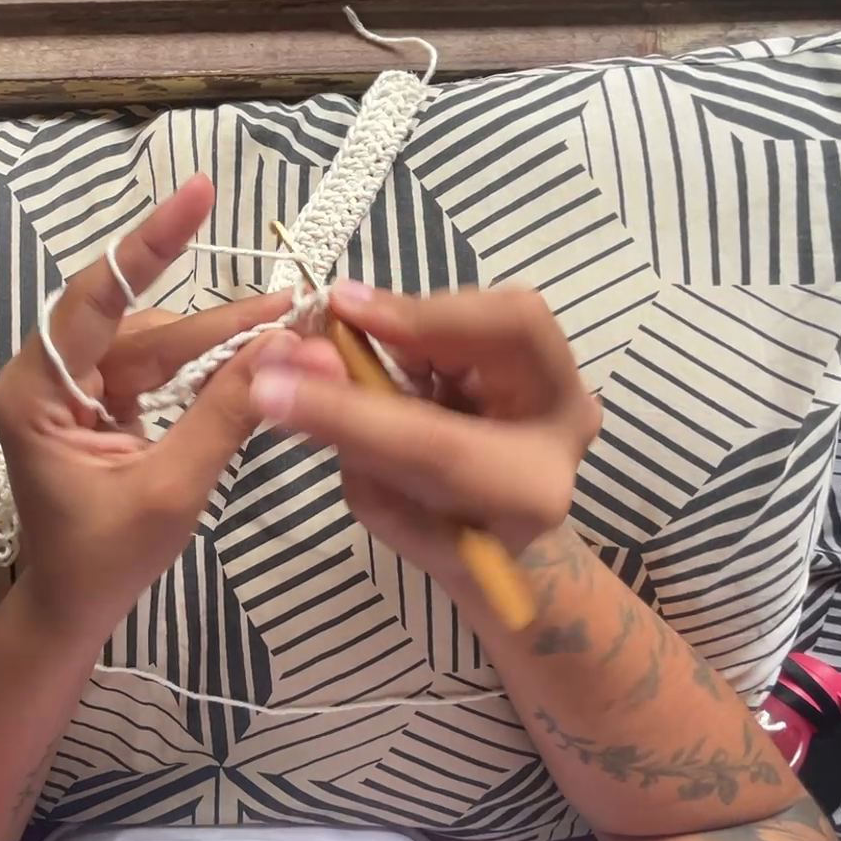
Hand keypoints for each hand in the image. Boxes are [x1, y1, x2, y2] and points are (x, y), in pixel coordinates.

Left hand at [0, 176, 295, 641]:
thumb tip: (288, 349)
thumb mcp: (171, 488)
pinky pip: (157, 370)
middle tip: (290, 303)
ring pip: (154, 344)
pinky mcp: (101, 404)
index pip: (95, 298)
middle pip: (138, 322)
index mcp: (37, 392)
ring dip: (218, 342)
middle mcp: (48, 377)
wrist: (75, 607)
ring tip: (286, 329)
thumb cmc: (106, 561)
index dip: (149, 244)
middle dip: (216, 319)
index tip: (198, 195)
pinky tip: (251, 358)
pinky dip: (204, 367)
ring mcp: (75, 389)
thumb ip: (224, 414)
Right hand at [249, 282, 600, 580]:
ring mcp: (568, 382)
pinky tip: (390, 334)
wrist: (505, 533)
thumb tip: (285, 375)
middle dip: (414, 315)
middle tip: (337, 307)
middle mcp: (564, 427)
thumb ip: (348, 443)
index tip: (272, 384)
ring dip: (414, 316)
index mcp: (521, 492)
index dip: (348, 410)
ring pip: (501, 310)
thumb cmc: (434, 529)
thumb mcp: (380, 504)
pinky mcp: (551, 355)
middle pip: (510, 332)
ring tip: (357, 329)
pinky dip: (426, 316)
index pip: (432, 443)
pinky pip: (489, 310)